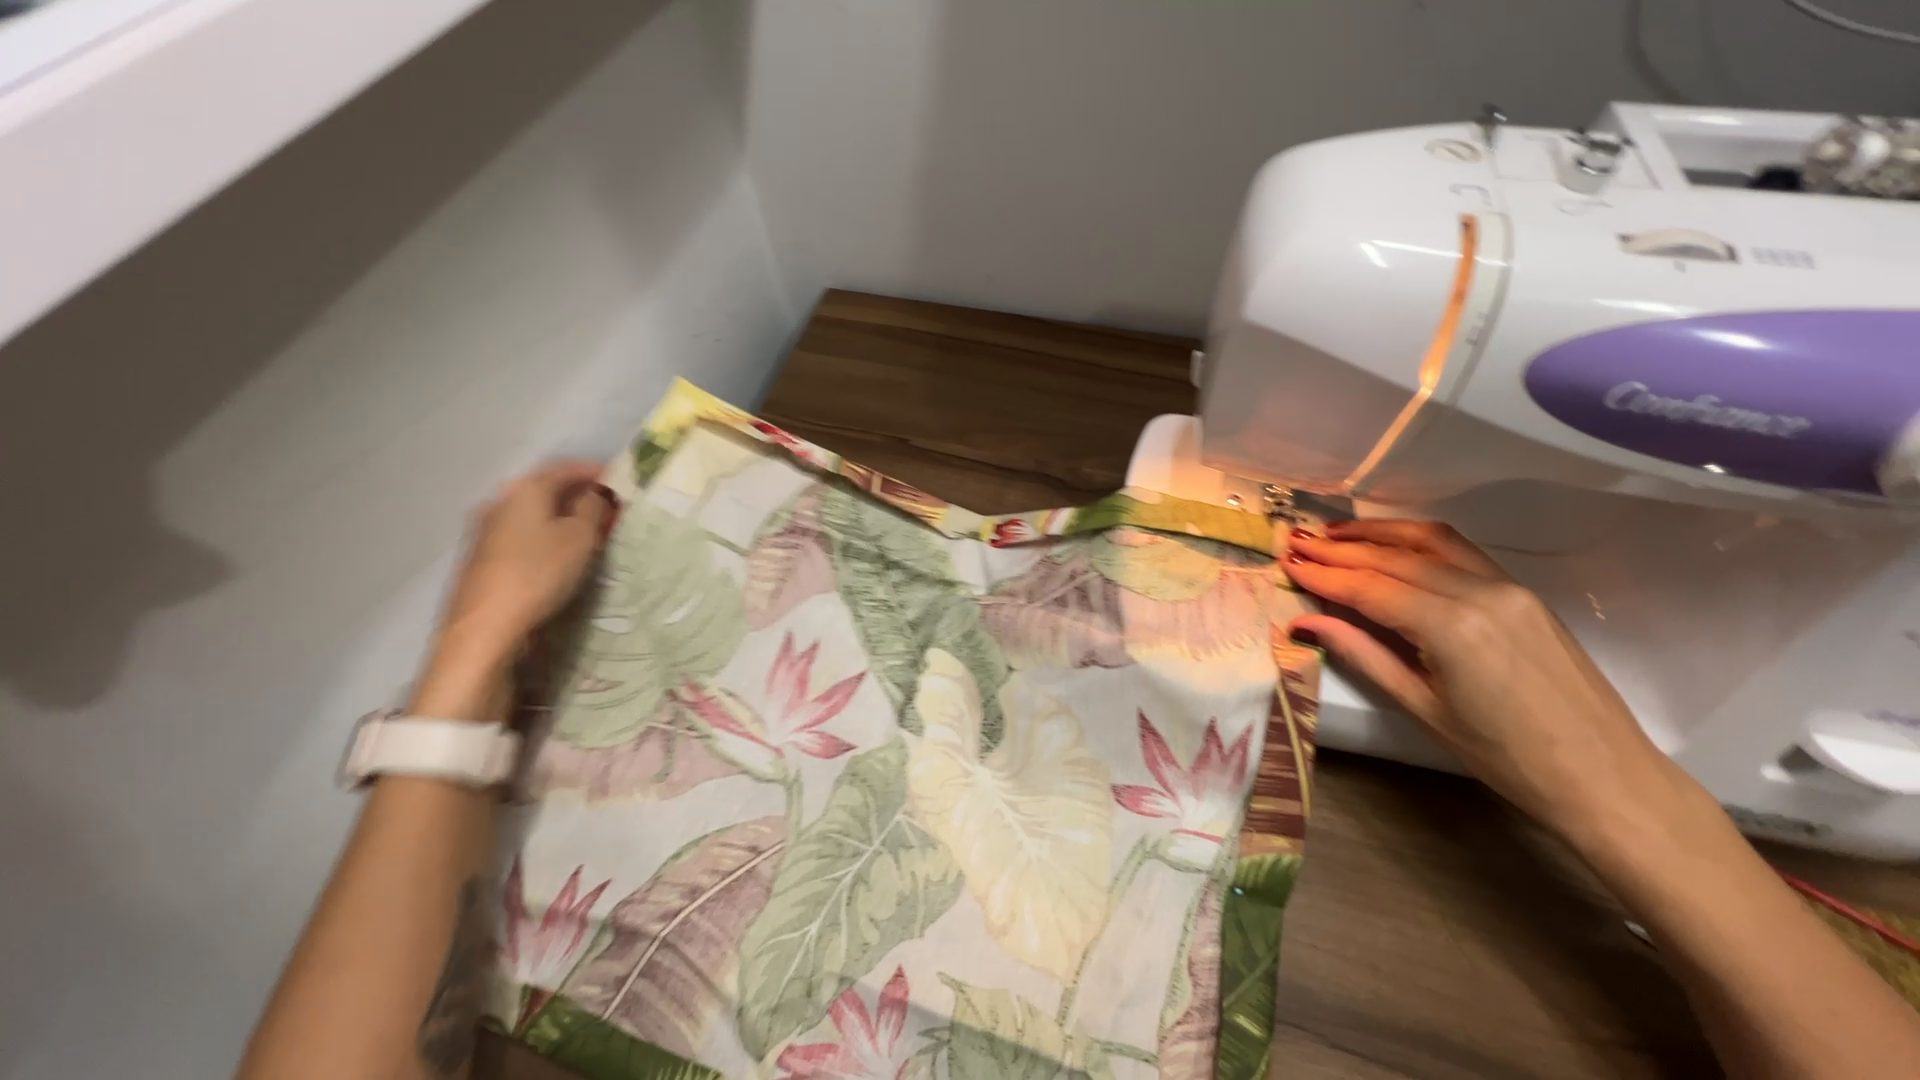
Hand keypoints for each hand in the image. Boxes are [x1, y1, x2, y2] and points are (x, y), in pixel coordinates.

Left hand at [436, 460, 617, 664]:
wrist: (485, 625)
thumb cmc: (540, 572)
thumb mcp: (581, 537)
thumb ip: (594, 508)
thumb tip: (597, 493)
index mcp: (525, 488)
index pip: (566, 468)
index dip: (596, 471)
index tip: (622, 479)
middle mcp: (500, 500)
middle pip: (546, 489)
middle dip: (579, 495)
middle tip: (609, 507)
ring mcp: (486, 529)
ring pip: (533, 513)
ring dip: (562, 516)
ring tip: (588, 531)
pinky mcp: (482, 556)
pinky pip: (522, 533)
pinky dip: (545, 534)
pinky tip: (559, 551)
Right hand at [1283, 520, 1673, 846]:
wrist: (1602, 774)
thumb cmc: (1503, 756)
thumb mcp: (1421, 709)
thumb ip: (1361, 654)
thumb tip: (1303, 623)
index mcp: (1450, 628)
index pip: (1370, 588)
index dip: (1324, 574)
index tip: (1287, 562)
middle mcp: (1479, 593)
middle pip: (1394, 559)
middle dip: (1340, 549)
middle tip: (1297, 542)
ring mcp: (1506, 587)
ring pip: (1429, 542)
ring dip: (1378, 534)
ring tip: (1334, 534)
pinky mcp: (1522, 591)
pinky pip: (1460, 552)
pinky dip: (1417, 541)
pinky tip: (1391, 543)